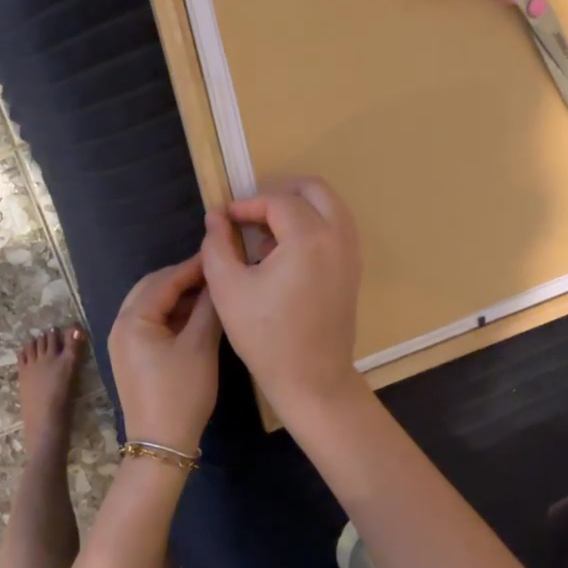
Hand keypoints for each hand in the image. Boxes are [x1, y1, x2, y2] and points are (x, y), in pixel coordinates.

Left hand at [107, 254, 222, 452]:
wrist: (161, 443)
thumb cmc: (181, 393)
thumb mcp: (200, 347)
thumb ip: (208, 308)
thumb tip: (217, 281)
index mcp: (132, 319)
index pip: (165, 279)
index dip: (193, 266)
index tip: (220, 254)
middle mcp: (120, 325)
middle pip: (151, 288)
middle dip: (183, 278)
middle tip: (215, 273)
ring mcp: (122, 342)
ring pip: (150, 305)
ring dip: (178, 297)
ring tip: (210, 293)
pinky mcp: (131, 357)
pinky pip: (150, 324)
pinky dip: (171, 315)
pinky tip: (195, 316)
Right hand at [201, 177, 365, 414]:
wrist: (310, 378)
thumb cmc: (265, 337)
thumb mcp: (228, 290)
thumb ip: (217, 247)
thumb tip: (215, 217)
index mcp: (309, 238)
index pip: (277, 201)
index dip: (246, 205)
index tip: (223, 220)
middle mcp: (338, 236)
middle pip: (313, 190)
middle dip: (277, 195)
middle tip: (248, 216)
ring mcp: (351, 252)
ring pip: (328, 206)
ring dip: (295, 209)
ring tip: (263, 236)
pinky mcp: (352, 269)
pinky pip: (334, 228)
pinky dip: (310, 226)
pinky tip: (282, 255)